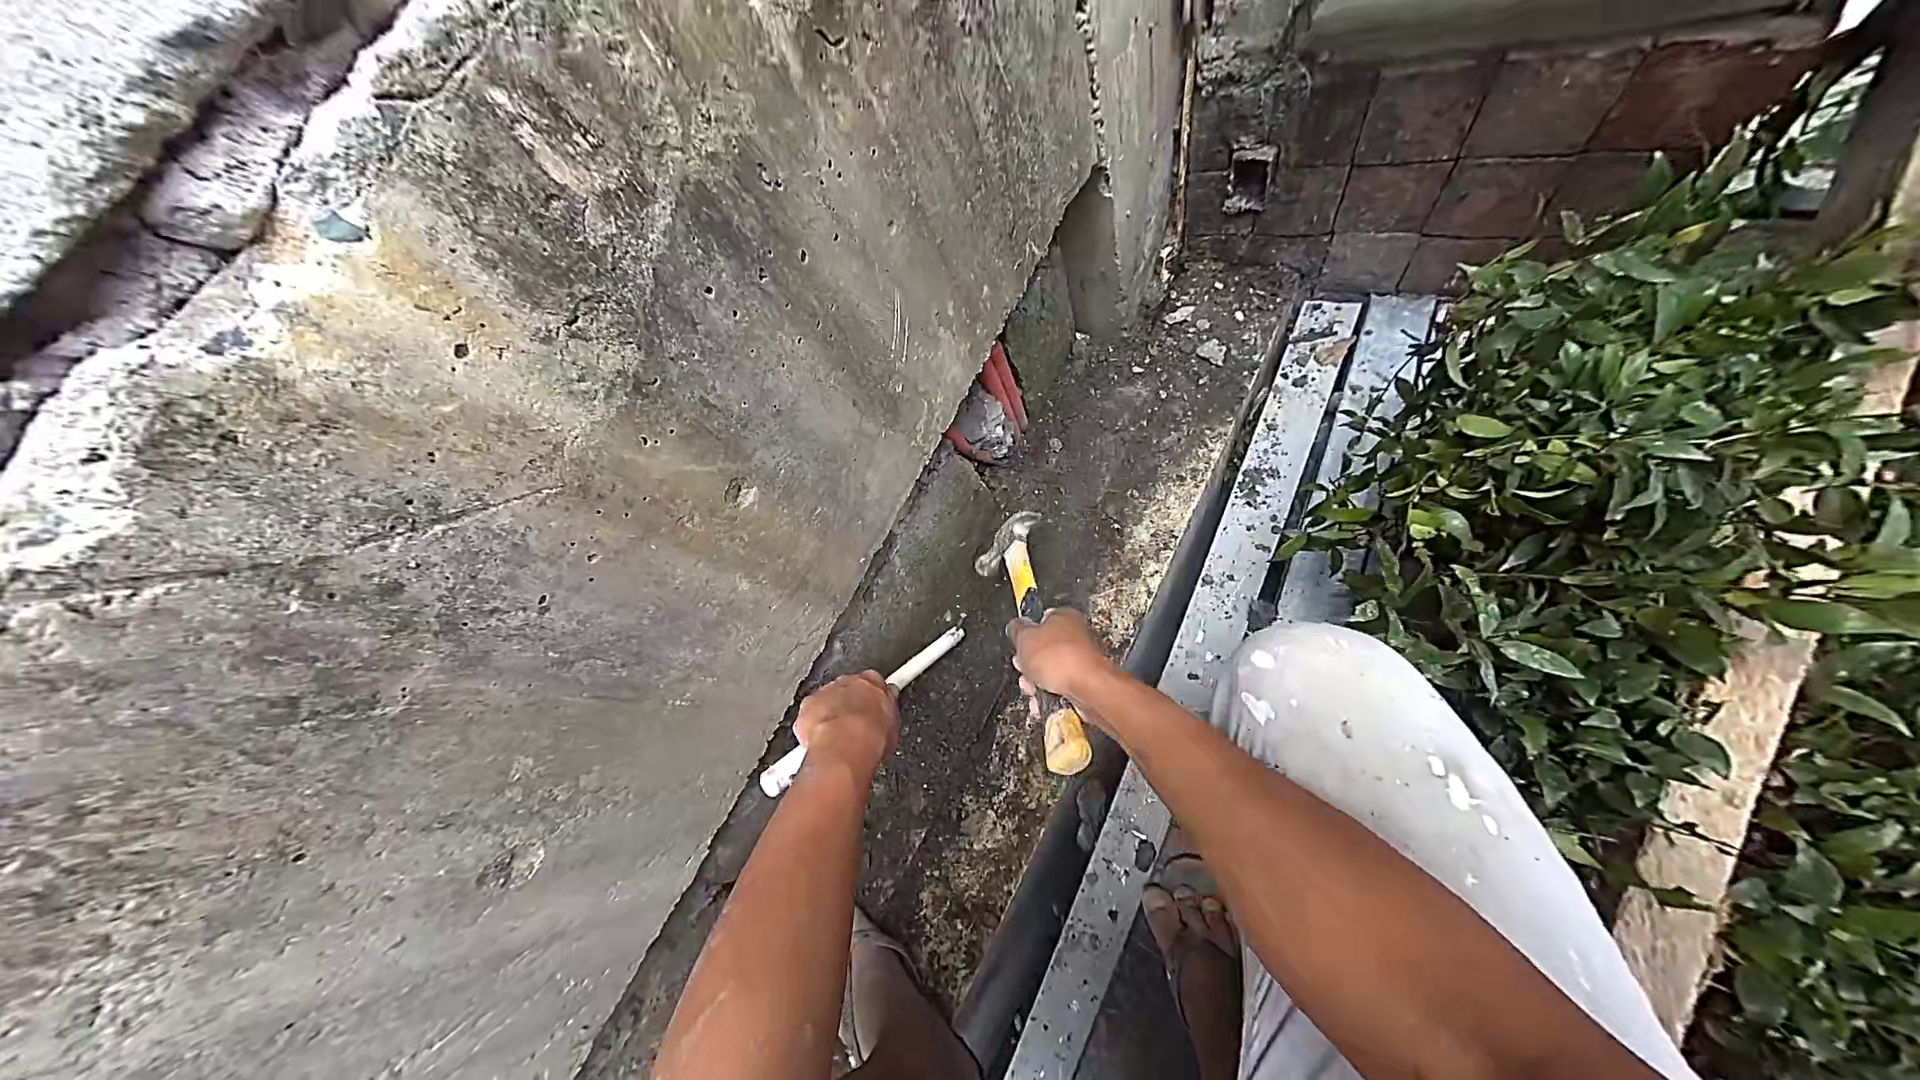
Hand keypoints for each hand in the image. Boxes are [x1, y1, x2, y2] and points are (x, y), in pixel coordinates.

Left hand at [794, 672, 898, 779]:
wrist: (845, 743)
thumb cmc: (870, 734)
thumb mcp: (893, 724)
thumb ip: (888, 708)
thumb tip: (888, 707)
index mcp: (871, 682)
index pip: (874, 682)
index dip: (872, 698)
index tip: (873, 708)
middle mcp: (846, 682)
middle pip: (847, 689)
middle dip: (849, 704)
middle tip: (854, 726)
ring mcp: (825, 693)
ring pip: (826, 700)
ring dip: (830, 714)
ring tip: (837, 737)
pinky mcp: (807, 706)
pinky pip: (809, 714)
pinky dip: (813, 725)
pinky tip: (822, 740)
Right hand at [1006, 608, 1113, 698]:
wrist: (1088, 688)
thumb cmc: (1061, 659)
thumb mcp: (1025, 639)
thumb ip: (1017, 630)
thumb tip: (1014, 626)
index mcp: (1063, 616)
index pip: (1040, 620)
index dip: (1025, 635)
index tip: (1017, 645)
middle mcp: (1076, 635)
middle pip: (1044, 648)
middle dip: (1030, 663)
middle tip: (1024, 669)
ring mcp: (1083, 659)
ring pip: (1052, 670)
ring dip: (1038, 681)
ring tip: (1033, 689)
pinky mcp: (1086, 680)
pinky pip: (1062, 686)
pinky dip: (1051, 693)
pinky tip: (1044, 699)